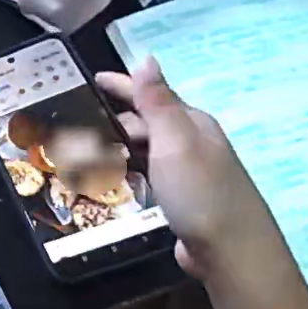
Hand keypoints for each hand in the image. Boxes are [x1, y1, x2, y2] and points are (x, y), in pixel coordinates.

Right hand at [94, 62, 275, 280]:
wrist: (230, 249)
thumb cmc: (199, 192)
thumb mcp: (175, 142)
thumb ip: (158, 102)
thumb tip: (146, 58)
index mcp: (191, 124)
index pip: (151, 95)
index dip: (121, 86)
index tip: (91, 80)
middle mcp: (192, 143)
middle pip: (148, 122)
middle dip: (114, 118)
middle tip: (77, 121)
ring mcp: (189, 171)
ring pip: (147, 148)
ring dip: (119, 143)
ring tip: (86, 146)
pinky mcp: (182, 197)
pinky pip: (148, 171)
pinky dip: (128, 167)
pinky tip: (115, 176)